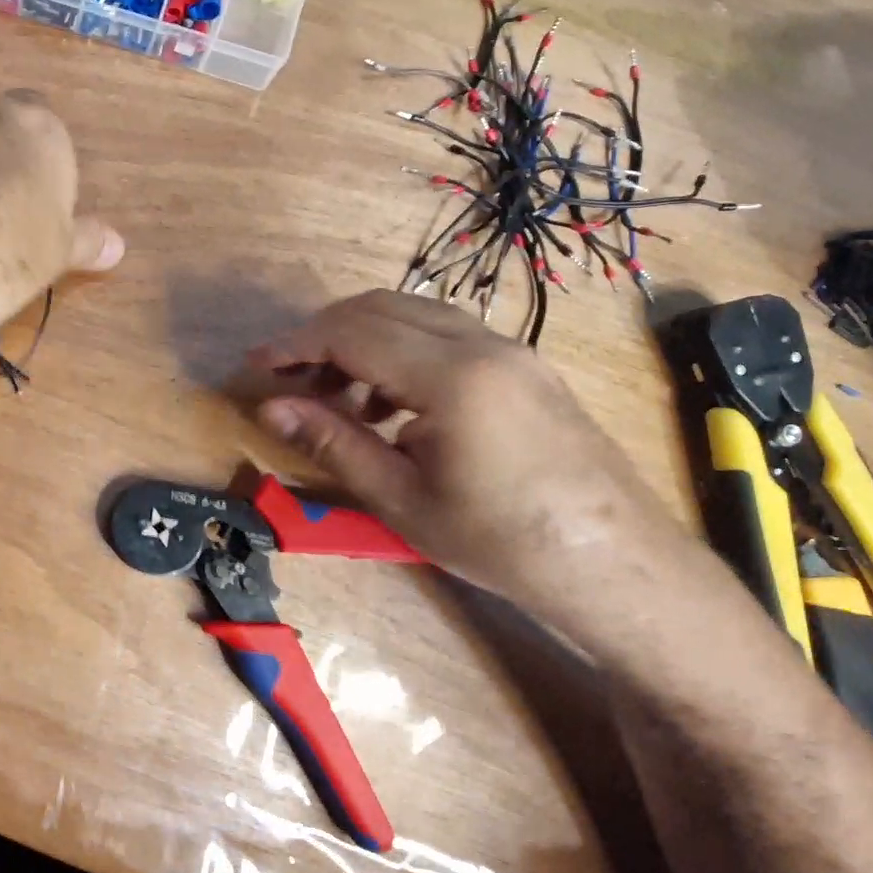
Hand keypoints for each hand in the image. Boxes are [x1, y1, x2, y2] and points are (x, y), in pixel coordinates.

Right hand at [249, 290, 682, 619]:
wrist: (617, 564)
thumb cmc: (499, 541)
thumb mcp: (401, 498)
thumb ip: (332, 442)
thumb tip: (269, 407)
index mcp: (452, 377)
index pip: (351, 333)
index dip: (294, 345)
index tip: (256, 367)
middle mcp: (484, 344)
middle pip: (379, 308)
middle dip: (322, 335)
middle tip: (289, 382)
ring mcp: (511, 350)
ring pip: (413, 314)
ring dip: (360, 341)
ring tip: (336, 400)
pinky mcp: (524, 365)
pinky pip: (444, 334)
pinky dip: (399, 350)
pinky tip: (388, 405)